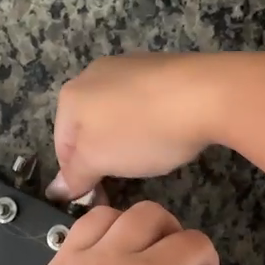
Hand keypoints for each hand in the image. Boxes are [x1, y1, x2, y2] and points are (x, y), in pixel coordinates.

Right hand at [49, 53, 229, 199]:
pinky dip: (150, 122)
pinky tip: (167, 134)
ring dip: (126, 141)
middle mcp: (93, 74)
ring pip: (116, 116)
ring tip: (149, 157)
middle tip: (125, 180)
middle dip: (103, 158)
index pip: (62, 148)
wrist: (207, 94)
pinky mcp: (160, 68)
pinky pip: (144, 103)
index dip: (78, 178)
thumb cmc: (143, 131)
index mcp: (70, 96)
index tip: (100, 197)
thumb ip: (75, 175)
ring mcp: (129, 67)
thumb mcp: (100, 160)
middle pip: (88, 129)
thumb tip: (57, 189)